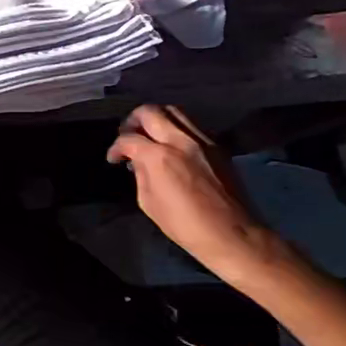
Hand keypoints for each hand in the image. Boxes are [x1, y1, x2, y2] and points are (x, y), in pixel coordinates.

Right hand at [106, 104, 281, 278]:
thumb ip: (141, 174)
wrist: (231, 233)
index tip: (114, 159)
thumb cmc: (183, 224)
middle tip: (128, 137)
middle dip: (133, 121)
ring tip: (150, 137)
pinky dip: (175, 129)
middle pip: (150, 111)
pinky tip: (172, 147)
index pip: (128, 138)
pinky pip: (191, 126)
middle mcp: (181, 141)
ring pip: (174, 112)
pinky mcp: (218, 147)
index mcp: (160, 157)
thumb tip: (138, 161)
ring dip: (156, 120)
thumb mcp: (148, 202)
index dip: (115, 147)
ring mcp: (203, 141)